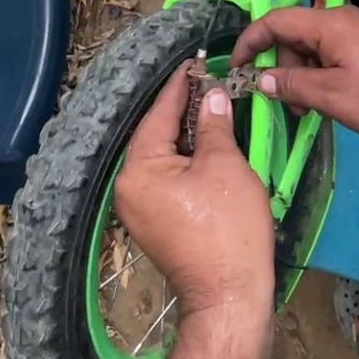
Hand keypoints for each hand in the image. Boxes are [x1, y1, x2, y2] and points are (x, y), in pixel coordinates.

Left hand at [113, 67, 274, 317]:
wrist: (230, 296)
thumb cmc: (228, 226)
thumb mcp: (225, 164)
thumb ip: (214, 124)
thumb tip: (212, 95)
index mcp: (139, 169)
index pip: (159, 114)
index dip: (180, 86)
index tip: (195, 62)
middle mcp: (128, 186)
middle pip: (155, 134)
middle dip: (182, 109)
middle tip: (207, 81)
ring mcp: (138, 208)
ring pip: (161, 156)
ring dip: (184, 133)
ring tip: (209, 106)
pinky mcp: (154, 222)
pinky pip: (164, 176)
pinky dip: (183, 158)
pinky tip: (205, 144)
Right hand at [233, 5, 358, 141]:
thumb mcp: (330, 95)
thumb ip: (291, 84)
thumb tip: (260, 80)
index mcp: (328, 23)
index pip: (275, 20)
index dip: (250, 41)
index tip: (235, 67)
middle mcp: (338, 19)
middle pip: (292, 35)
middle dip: (281, 67)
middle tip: (285, 103)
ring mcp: (353, 31)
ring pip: (309, 47)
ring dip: (299, 76)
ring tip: (307, 109)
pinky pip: (327, 53)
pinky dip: (317, 74)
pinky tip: (323, 100)